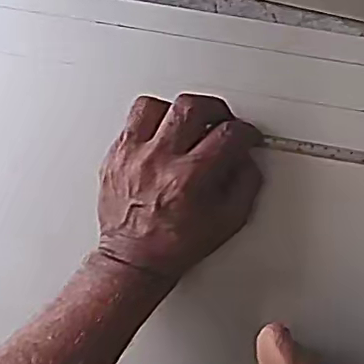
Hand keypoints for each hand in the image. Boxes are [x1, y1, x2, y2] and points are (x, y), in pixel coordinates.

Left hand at [93, 94, 264, 281]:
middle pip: (193, 107)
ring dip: (179, 111)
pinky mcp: (116, 156)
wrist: (135, 258)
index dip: (246, 132)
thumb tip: (246, 158)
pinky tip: (163, 135)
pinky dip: (154, 123)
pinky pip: (134, 120)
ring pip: (157, 105)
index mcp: (191, 178)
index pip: (228, 134)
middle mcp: (160, 161)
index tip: (247, 136)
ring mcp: (134, 156)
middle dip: (216, 110)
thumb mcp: (229, 219)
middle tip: (222, 120)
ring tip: (188, 124)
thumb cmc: (177, 244)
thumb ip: (246, 183)